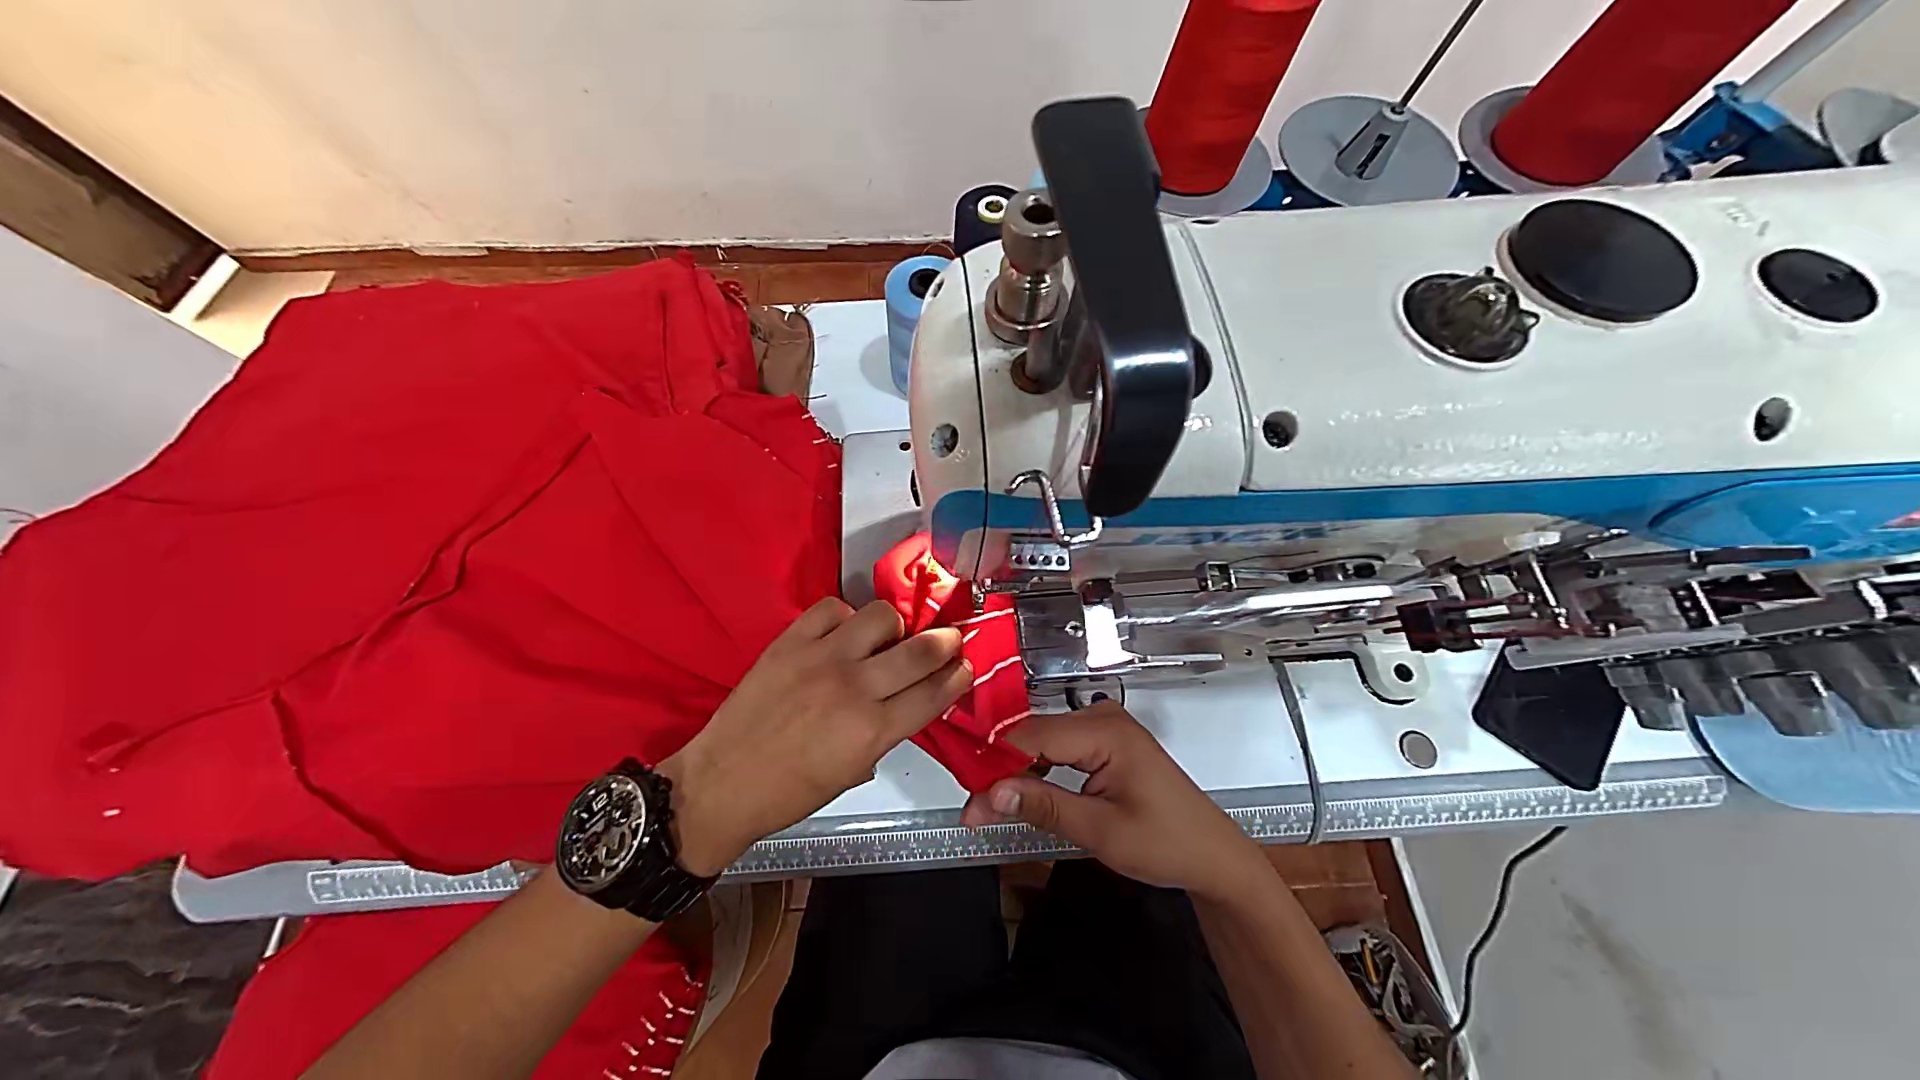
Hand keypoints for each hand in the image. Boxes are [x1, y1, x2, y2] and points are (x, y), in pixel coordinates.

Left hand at [658, 598, 969, 875]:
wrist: (723, 784)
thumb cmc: (791, 792)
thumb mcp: (856, 771)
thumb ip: (889, 730)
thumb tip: (911, 698)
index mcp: (874, 731)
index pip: (935, 691)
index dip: (959, 675)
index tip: (965, 665)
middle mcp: (854, 689)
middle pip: (920, 649)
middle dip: (945, 642)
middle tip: (947, 641)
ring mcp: (821, 660)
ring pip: (881, 616)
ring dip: (893, 626)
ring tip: (885, 639)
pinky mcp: (789, 643)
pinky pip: (832, 609)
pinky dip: (844, 617)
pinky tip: (842, 634)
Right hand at [959, 702, 1268, 899]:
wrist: (1212, 856)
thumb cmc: (1171, 843)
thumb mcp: (1100, 831)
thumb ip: (1043, 806)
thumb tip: (995, 793)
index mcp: (1107, 732)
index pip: (1031, 735)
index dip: (994, 763)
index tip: (968, 792)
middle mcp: (1104, 720)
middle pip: (1033, 734)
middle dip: (1000, 769)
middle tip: (975, 806)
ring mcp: (1104, 728)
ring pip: (1041, 741)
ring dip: (1015, 771)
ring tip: (991, 804)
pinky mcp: (1104, 743)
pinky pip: (1058, 747)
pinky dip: (1036, 771)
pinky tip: (1021, 792)